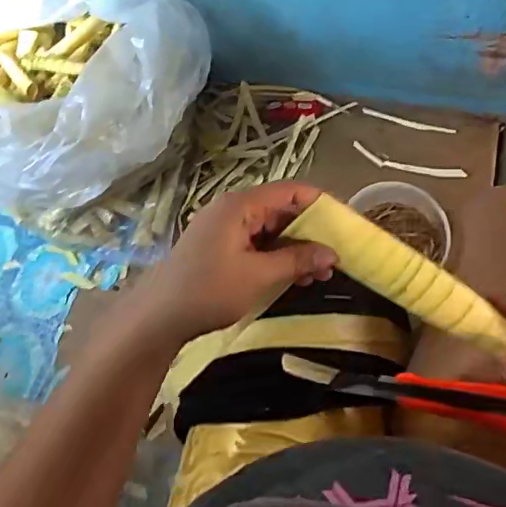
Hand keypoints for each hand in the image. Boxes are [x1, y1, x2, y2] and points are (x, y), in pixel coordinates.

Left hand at [122, 182, 335, 345]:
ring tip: (320, 275)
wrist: (160, 315)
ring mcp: (224, 228)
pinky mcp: (219, 247)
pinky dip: (277, 256)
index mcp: (239, 206)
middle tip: (335, 259)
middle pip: (281, 210)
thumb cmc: (209, 290)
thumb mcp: (258, 276)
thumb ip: (296, 260)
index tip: (345, 225)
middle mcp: (231, 210)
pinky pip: (256, 243)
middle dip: (310, 233)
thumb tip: (332, 253)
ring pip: (270, 230)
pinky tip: (295, 277)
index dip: (320, 204)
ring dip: (295, 249)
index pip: (289, 191)